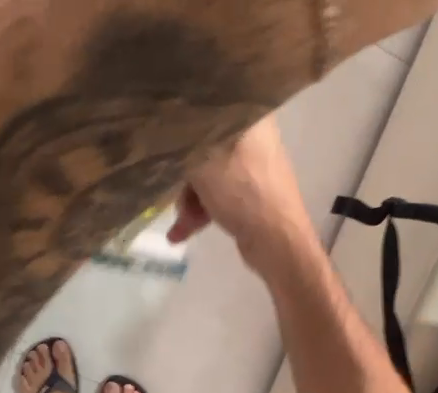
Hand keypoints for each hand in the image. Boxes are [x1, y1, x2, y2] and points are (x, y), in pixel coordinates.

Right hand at [168, 117, 317, 263]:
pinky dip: (201, 209)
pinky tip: (180, 233)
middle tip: (174, 197)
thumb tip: (159, 131)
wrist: (278, 241)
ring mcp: (252, 165)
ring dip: (189, 199)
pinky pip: (218, 193)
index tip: (161, 142)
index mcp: (247, 114)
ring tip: (180, 224)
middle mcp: (252, 134)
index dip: (178, 125)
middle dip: (183, 177)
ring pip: (208, 173)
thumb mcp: (201, 162)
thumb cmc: (242, 192)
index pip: (204, 106)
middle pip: (202, 145)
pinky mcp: (251, 192)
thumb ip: (179, 144)